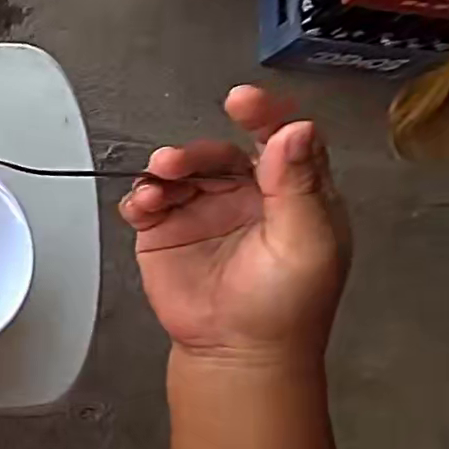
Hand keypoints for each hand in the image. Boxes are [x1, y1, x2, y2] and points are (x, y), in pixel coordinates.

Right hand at [119, 85, 348, 364]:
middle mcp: (242, 197)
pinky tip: (144, 203)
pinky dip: (140, 197)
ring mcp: (200, 214)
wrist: (235, 348)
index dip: (263, 115)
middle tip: (176, 162)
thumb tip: (295, 132)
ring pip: (178, 175)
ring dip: (164, 172)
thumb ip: (297, 186)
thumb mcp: (308, 242)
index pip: (280, 141)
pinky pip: (146, 203)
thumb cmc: (285, 304)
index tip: (241, 100)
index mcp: (289, 193)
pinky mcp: (163, 232)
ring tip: (158, 182)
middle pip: (217, 156)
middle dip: (195, 153)